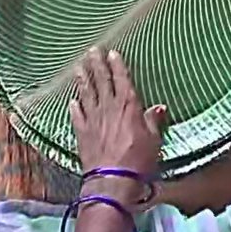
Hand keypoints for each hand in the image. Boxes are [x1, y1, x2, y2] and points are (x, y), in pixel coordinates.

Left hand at [68, 48, 164, 199]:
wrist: (113, 181)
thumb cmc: (138, 160)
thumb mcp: (154, 139)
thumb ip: (153, 121)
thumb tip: (158, 107)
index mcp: (128, 105)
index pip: (121, 79)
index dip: (116, 65)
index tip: (111, 53)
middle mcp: (108, 107)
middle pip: (101, 81)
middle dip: (96, 64)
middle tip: (91, 51)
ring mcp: (92, 119)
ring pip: (86, 93)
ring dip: (82, 79)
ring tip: (78, 67)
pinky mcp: (81, 133)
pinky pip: (77, 115)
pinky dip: (74, 106)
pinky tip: (72, 100)